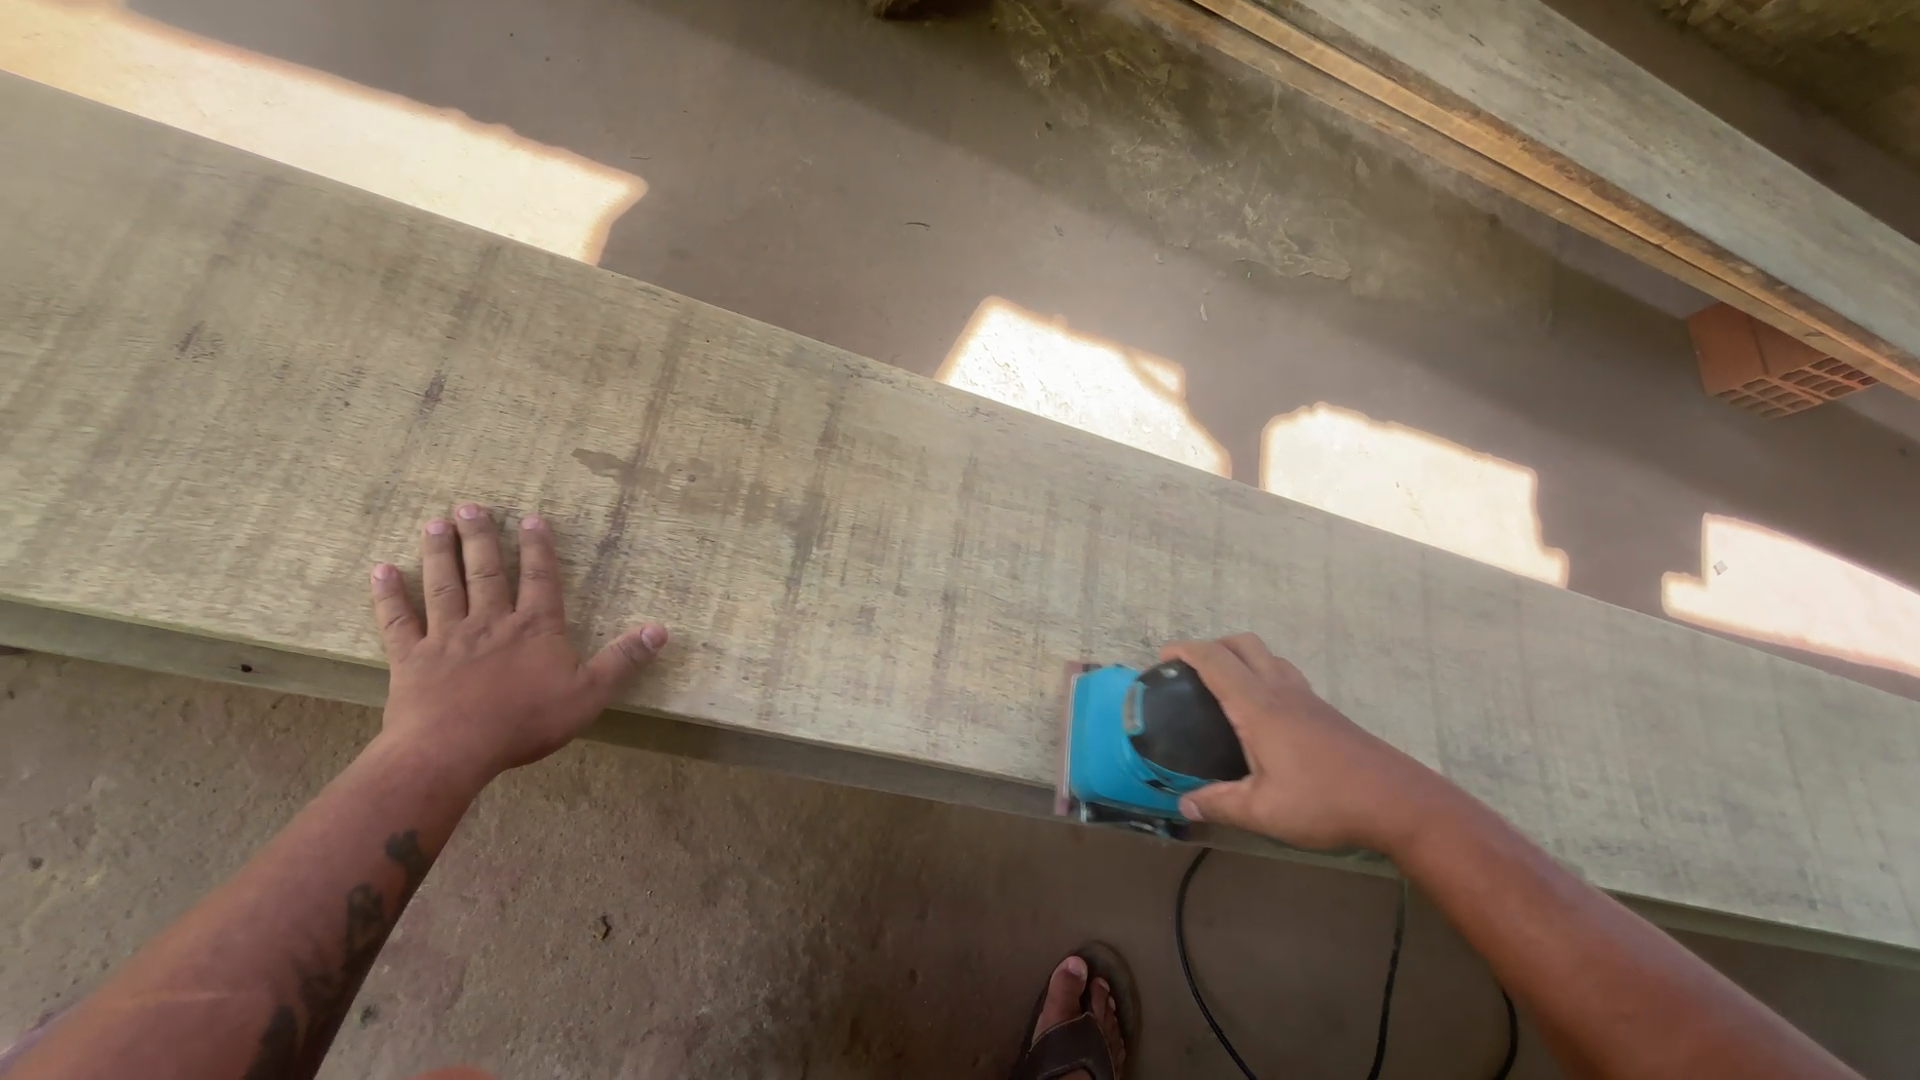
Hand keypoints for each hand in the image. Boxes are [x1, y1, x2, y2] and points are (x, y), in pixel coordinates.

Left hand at [368, 503, 668, 785]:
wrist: (453, 749)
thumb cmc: (526, 721)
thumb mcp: (590, 693)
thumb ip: (623, 660)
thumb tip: (660, 630)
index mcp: (535, 627)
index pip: (540, 578)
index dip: (538, 547)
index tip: (532, 517)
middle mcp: (491, 621)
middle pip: (486, 570)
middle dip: (481, 536)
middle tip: (470, 506)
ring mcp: (448, 636)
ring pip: (444, 584)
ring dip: (440, 552)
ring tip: (436, 523)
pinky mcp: (411, 657)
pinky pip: (398, 620)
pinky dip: (389, 595)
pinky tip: (382, 570)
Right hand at [1167, 634, 1450, 853]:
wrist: (1398, 802)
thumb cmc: (1325, 801)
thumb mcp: (1263, 811)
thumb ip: (1219, 805)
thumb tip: (1183, 805)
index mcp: (1258, 707)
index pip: (1215, 661)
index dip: (1186, 650)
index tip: (1163, 655)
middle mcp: (1281, 692)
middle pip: (1244, 644)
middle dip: (1213, 645)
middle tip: (1190, 667)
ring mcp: (1307, 699)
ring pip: (1269, 656)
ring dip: (1241, 656)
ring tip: (1224, 682)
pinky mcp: (1325, 712)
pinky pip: (1285, 675)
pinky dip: (1263, 674)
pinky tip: (1262, 711)